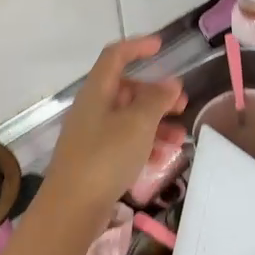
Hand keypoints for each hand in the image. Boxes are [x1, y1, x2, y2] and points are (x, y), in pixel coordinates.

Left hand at [42, 36, 187, 225]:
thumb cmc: (106, 156)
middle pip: (126, 89)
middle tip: (182, 104)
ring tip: (180, 137)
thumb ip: (157, 99)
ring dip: (156, 122)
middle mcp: (92, 109)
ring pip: (129, 117)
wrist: (72, 207)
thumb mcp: (139, 123)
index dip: (137, 47)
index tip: (161, 46)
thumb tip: (171, 83)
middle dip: (156, 94)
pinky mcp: (95, 159)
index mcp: (98, 92)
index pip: (115, 57)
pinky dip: (145, 142)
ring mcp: (92, 135)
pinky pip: (125, 141)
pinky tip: (163, 156)